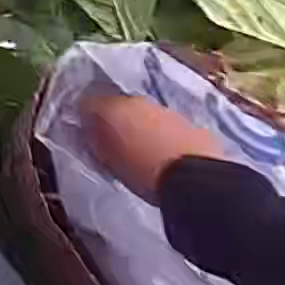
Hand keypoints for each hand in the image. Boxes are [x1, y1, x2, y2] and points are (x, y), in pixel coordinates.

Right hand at [80, 93, 228, 201]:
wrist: (199, 183)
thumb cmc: (143, 172)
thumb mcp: (108, 160)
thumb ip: (95, 141)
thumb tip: (89, 132)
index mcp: (111, 108)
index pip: (87, 103)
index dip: (85, 117)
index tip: (87, 132)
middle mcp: (137, 101)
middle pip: (119, 106)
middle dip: (116, 120)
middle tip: (117, 142)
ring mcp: (166, 111)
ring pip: (146, 114)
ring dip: (142, 127)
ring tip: (146, 150)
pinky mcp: (192, 124)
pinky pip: (170, 126)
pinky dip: (165, 135)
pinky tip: (169, 154)